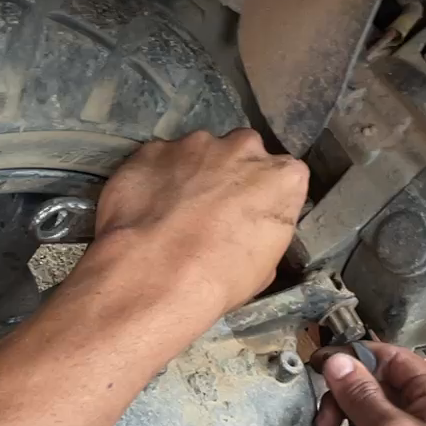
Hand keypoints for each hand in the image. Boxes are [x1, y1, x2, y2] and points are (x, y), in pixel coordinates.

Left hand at [72, 129, 306, 322]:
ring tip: (169, 214)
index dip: (260, 200)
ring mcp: (194, 144)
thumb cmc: (218, 281)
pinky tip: (142, 210)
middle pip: (240, 156)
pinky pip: (157, 162)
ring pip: (196, 155)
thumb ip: (263, 231)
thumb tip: (248, 231)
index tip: (245, 219)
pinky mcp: (152, 150)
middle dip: (227, 177)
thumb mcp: (263, 268)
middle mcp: (243, 148)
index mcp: (283, 177)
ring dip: (188, 177)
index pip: (281, 179)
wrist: (154, 276)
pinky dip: (152, 180)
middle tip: (207, 213)